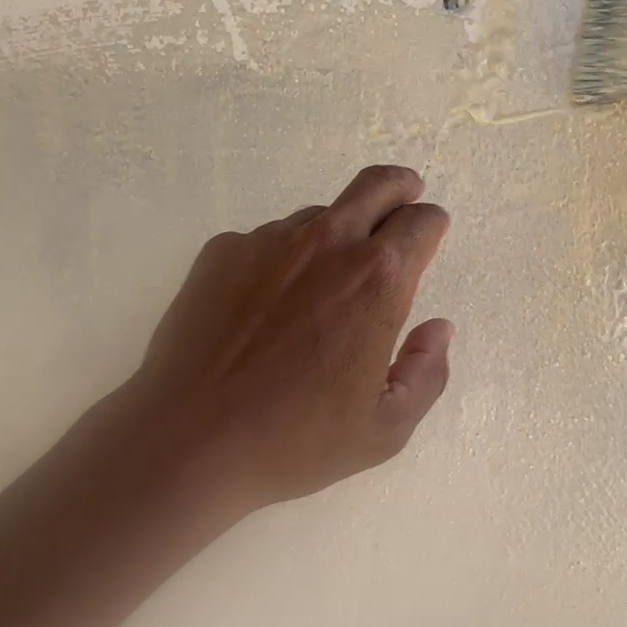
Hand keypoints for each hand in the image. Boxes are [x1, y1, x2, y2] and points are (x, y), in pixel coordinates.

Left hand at [119, 165, 454, 515]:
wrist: (188, 438)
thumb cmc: (293, 441)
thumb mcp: (383, 430)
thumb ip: (426, 373)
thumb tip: (439, 328)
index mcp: (377, 280)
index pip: (421, 222)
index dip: (432, 224)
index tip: (430, 232)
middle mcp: (326, 242)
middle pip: (376, 185)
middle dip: (400, 186)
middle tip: (405, 195)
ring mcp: (268, 240)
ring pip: (318, 217)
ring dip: (334, 234)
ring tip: (318, 286)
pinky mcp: (222, 249)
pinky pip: (266, 241)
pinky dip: (280, 259)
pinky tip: (262, 308)